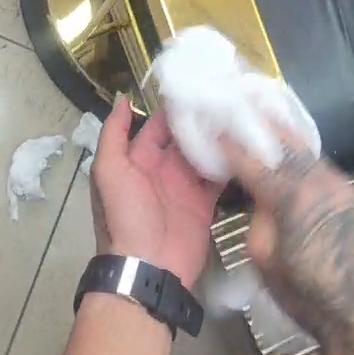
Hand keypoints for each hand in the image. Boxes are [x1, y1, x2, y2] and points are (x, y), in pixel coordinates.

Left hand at [88, 96, 223, 286]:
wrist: (147, 267)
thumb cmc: (124, 215)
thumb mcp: (108, 170)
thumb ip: (114, 133)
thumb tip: (123, 98)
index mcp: (139, 158)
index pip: (158, 125)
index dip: (174, 108)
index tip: (196, 86)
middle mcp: (163, 168)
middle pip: (184, 137)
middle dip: (201, 119)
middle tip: (226, 96)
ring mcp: (185, 185)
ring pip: (203, 154)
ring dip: (217, 138)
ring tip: (240, 115)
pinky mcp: (204, 203)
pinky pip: (218, 178)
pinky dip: (229, 164)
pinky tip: (244, 145)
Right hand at [219, 127, 353, 354]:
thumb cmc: (303, 293)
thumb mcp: (262, 255)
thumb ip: (255, 213)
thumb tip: (252, 191)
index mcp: (289, 197)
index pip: (251, 160)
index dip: (229, 144)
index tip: (213, 129)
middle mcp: (315, 179)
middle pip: (280, 140)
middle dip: (257, 124)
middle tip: (236, 108)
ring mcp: (335, 182)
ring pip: (301, 146)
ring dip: (278, 132)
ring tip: (258, 116)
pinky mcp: (345, 190)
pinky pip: (315, 160)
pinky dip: (296, 149)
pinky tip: (283, 145)